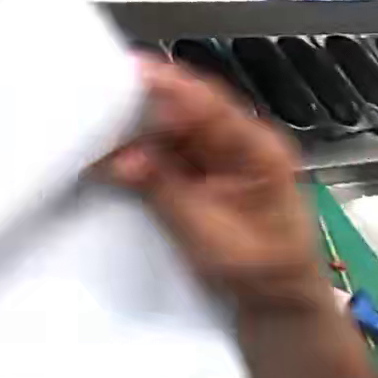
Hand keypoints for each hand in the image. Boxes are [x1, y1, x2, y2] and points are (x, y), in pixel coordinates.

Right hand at [107, 58, 333, 314]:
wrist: (279, 307)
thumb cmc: (259, 274)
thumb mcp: (212, 237)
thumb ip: (166, 192)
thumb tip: (120, 159)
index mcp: (257, 148)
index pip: (210, 104)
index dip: (170, 84)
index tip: (131, 70)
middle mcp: (238, 138)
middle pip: (186, 105)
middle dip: (143, 102)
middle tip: (99, 96)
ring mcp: (218, 150)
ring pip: (171, 122)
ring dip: (135, 125)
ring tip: (97, 123)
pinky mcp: (200, 165)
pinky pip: (165, 143)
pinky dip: (139, 145)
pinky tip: (113, 147)